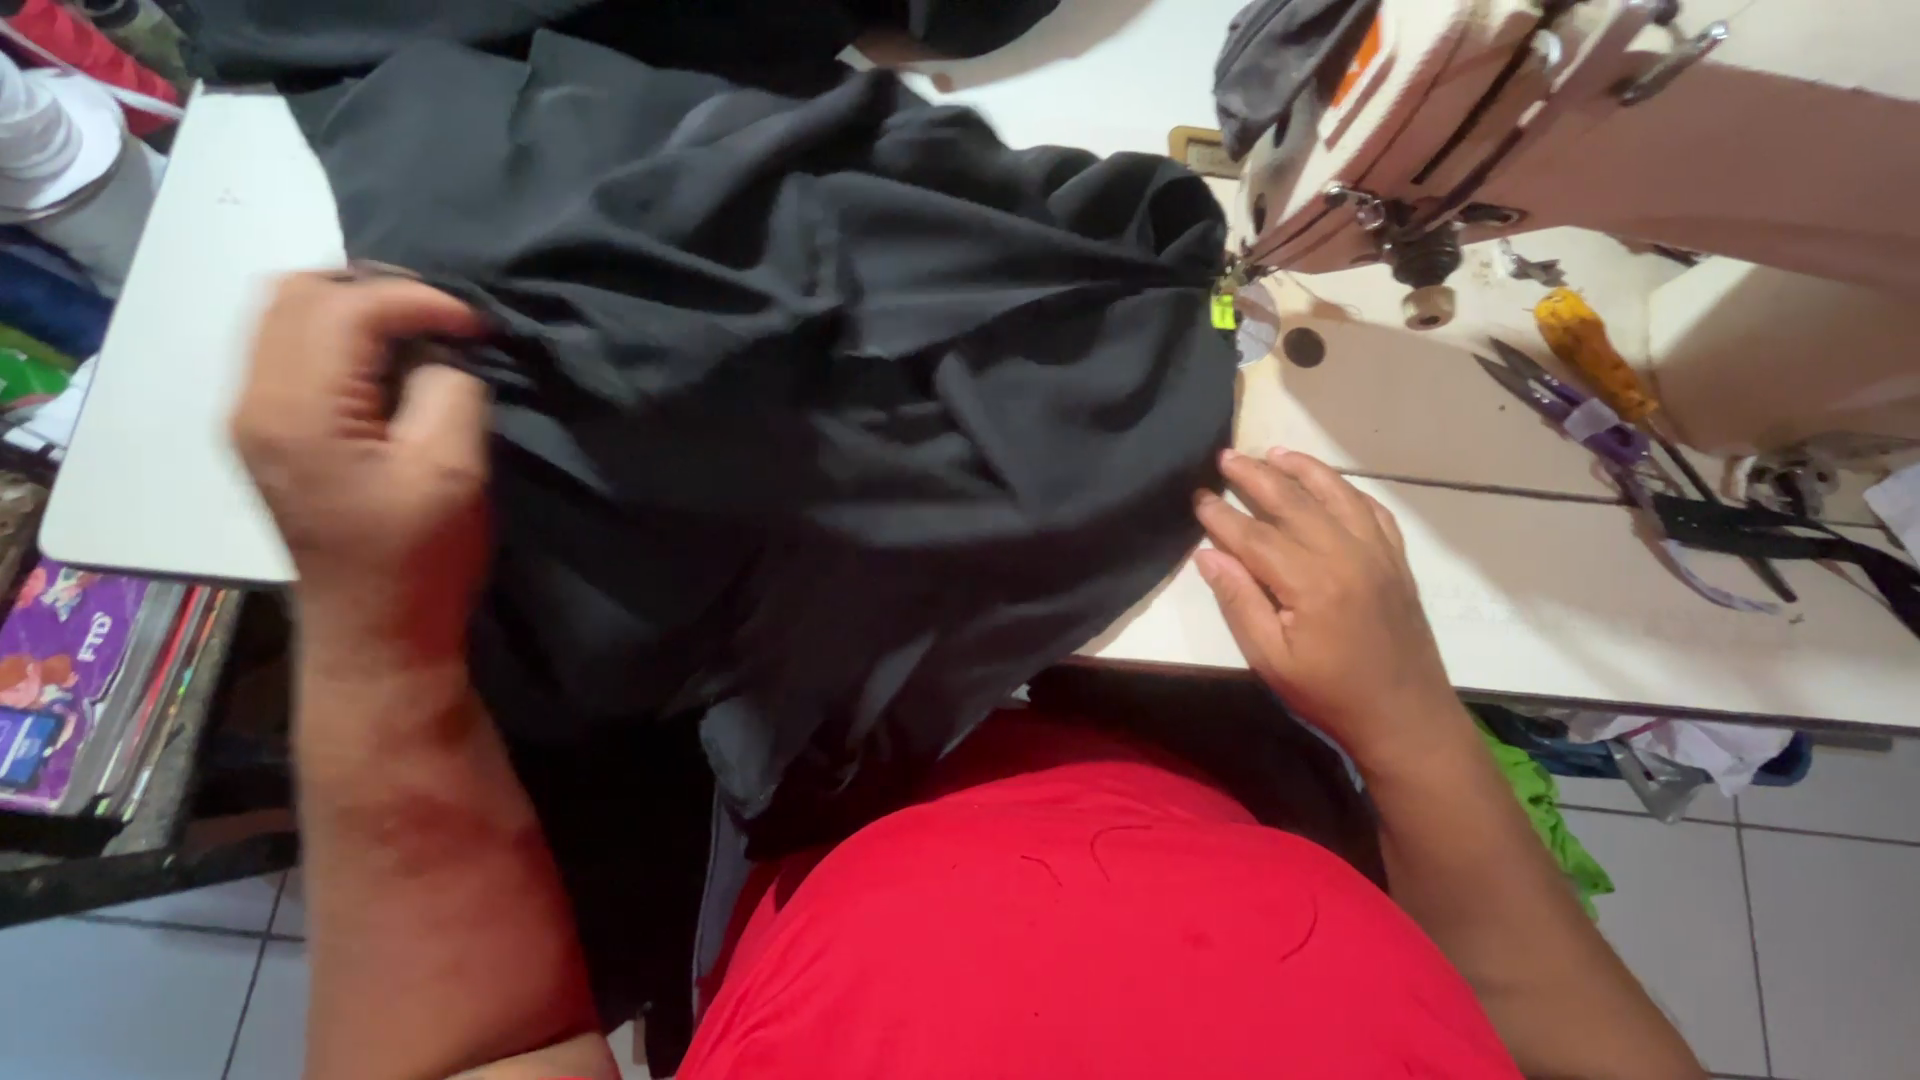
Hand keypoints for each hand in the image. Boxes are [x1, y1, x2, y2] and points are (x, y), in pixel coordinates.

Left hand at [231, 273, 491, 673]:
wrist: (376, 630)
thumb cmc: (420, 557)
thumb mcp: (453, 471)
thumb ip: (449, 391)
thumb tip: (442, 355)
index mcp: (297, 412)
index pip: (346, 309)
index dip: (420, 301)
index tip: (480, 326)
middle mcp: (253, 401)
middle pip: (296, 294)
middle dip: (379, 289)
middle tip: (446, 318)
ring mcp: (252, 416)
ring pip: (286, 315)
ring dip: (357, 309)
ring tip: (423, 333)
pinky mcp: (268, 432)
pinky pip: (290, 350)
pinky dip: (342, 337)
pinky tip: (390, 364)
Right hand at [1193, 448, 1467, 767]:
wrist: (1405, 717)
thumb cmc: (1328, 693)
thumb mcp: (1270, 659)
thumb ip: (1239, 602)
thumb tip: (1208, 555)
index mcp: (1311, 583)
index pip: (1254, 535)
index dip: (1221, 514)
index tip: (1198, 496)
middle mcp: (1347, 555)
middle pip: (1293, 502)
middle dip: (1255, 476)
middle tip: (1226, 457)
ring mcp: (1378, 554)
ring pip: (1336, 495)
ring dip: (1302, 469)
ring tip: (1273, 452)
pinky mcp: (1396, 561)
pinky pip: (1372, 511)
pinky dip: (1346, 490)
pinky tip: (1328, 484)